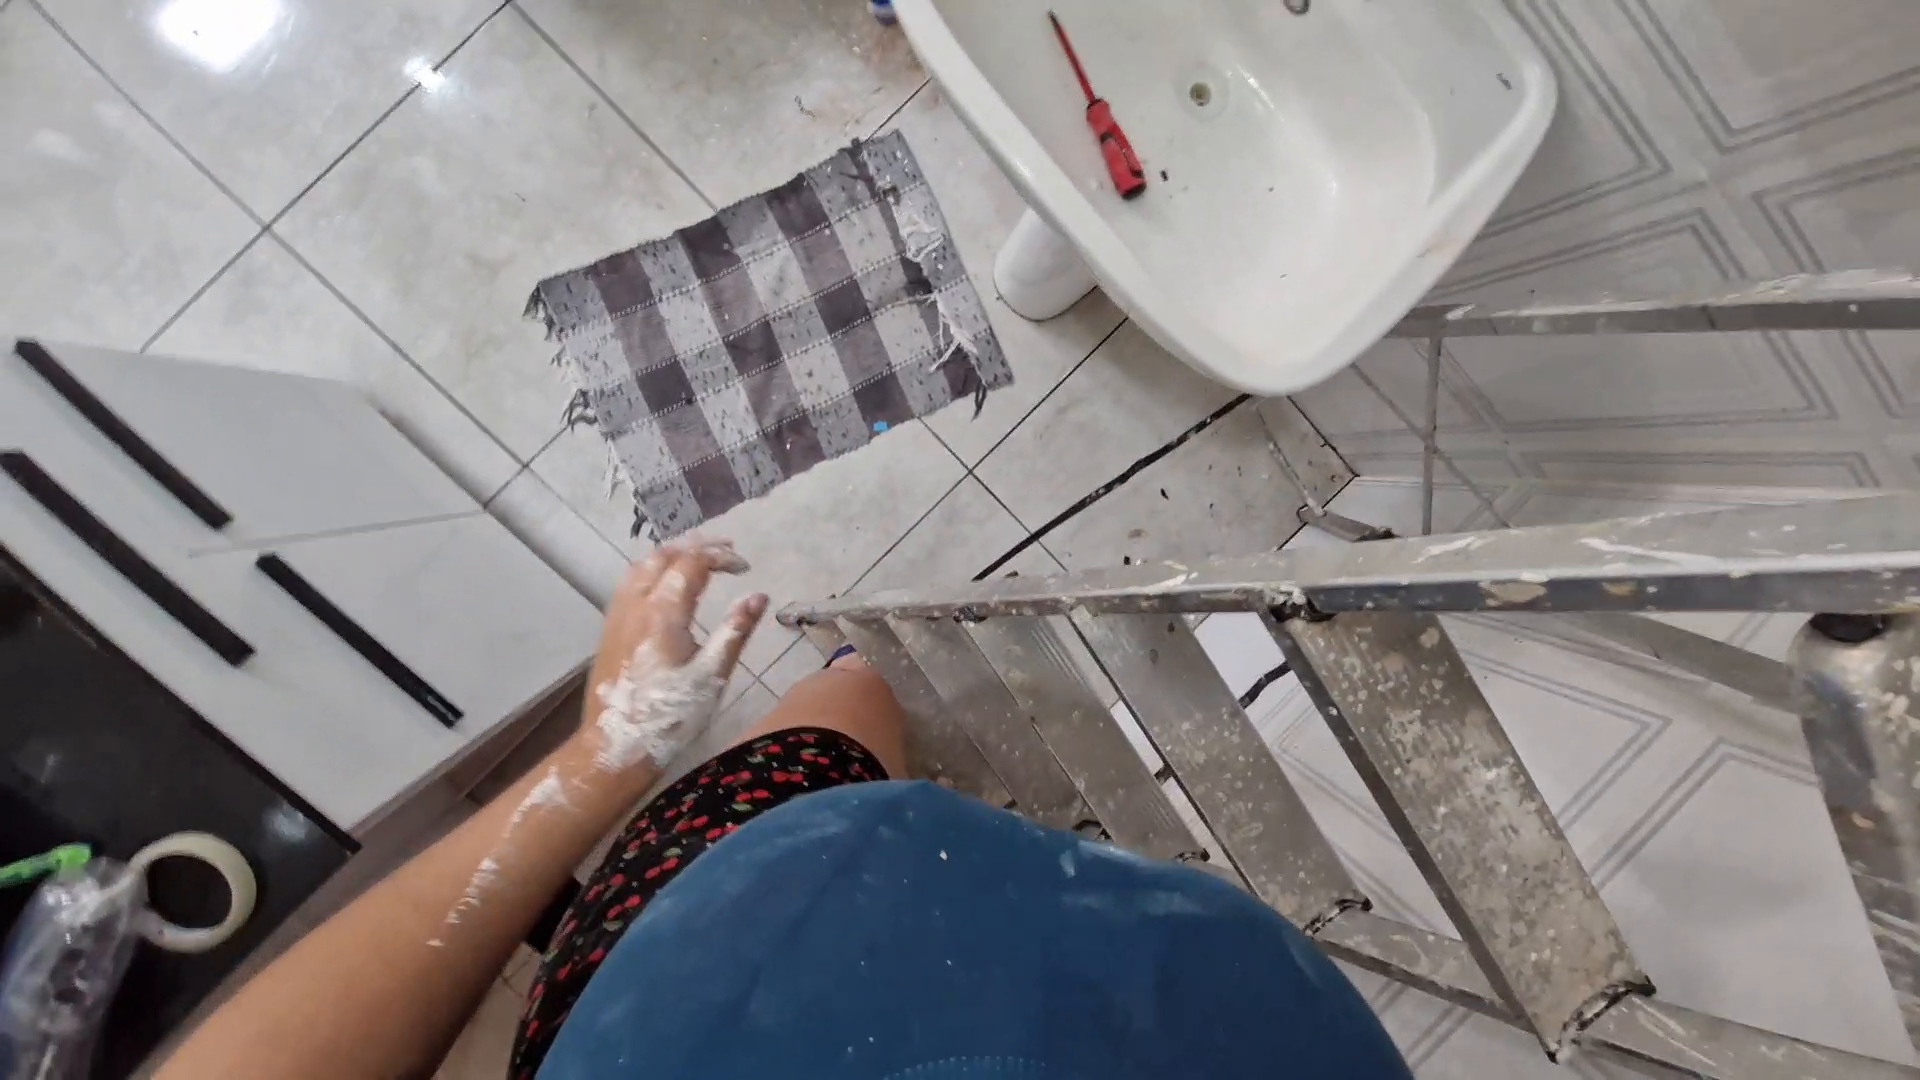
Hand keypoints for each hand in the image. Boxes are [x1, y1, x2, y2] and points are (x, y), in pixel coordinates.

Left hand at [573, 538, 767, 781]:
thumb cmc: (671, 714)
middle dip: (697, 546)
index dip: (721, 557)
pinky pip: (630, 582)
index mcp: (663, 612)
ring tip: (697, 556)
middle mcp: (636, 605)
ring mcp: (618, 615)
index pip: (692, 563)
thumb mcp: (713, 674)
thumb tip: (759, 595)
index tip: (746, 567)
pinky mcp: (610, 629)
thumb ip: (736, 630)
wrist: (615, 746)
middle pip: (664, 556)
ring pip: (642, 566)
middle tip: (727, 549)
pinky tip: (665, 583)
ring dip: (672, 554)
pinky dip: (653, 569)